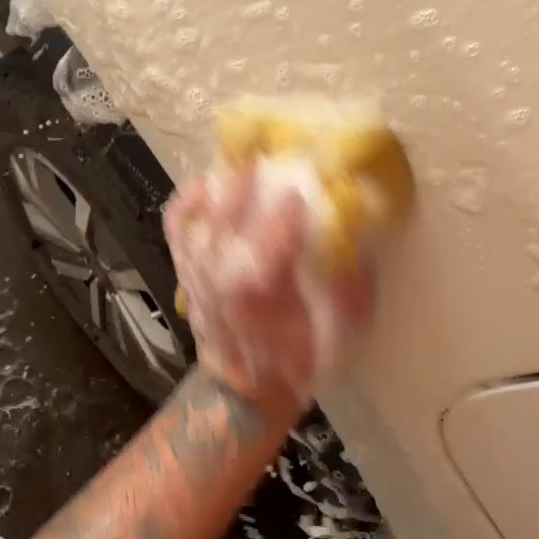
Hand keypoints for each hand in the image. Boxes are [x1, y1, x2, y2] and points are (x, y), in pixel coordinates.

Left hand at [164, 164, 374, 417]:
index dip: (291, 204)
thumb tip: (360, 239)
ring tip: (251, 155)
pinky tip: (213, 180)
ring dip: (227, 178)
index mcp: (256, 286)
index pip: (273, 230)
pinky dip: (192, 194)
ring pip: (203, 206)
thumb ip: (350, 287)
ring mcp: (194, 262)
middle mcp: (217, 267)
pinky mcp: (183, 261)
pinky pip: (178, 217)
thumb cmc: (294, 362)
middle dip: (256, 173)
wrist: (240, 388)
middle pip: (231, 206)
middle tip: (280, 151)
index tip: (312, 180)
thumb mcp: (337, 335)